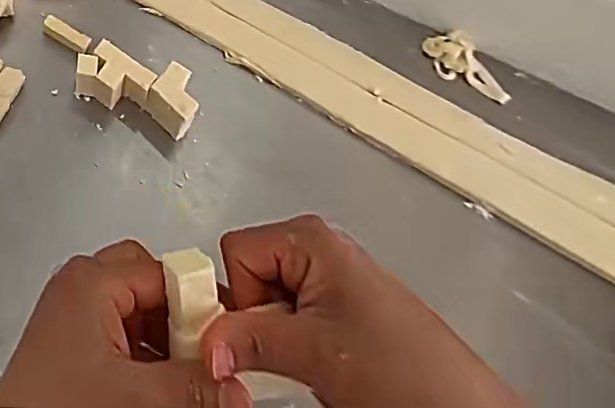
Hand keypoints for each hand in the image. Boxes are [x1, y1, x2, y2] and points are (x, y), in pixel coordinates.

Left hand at [0, 240, 238, 406]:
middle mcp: (79, 285)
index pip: (162, 271)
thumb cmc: (48, 405)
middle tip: (206, 355)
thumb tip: (231, 385)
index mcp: (90, 280)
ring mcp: (73, 311)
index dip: (200, 303)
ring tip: (186, 378)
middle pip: (148, 282)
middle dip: (181, 319)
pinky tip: (159, 386)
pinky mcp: (71, 339)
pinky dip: (145, 354)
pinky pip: (120, 330)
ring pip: (136, 308)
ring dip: (165, 340)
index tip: (226, 336)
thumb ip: (191, 387)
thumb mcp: (135, 396)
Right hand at [199, 216, 522, 407]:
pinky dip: (298, 344)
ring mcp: (334, 280)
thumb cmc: (409, 375)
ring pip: (271, 299)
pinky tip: (325, 369)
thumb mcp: (315, 354)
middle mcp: (319, 249)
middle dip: (259, 318)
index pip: (237, 250)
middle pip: (251, 272)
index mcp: (309, 238)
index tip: (250, 335)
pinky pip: (295, 316)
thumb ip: (249, 339)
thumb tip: (205, 341)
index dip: (240, 295)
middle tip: (289, 354)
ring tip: (315, 365)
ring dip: (279, 336)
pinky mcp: (346, 309)